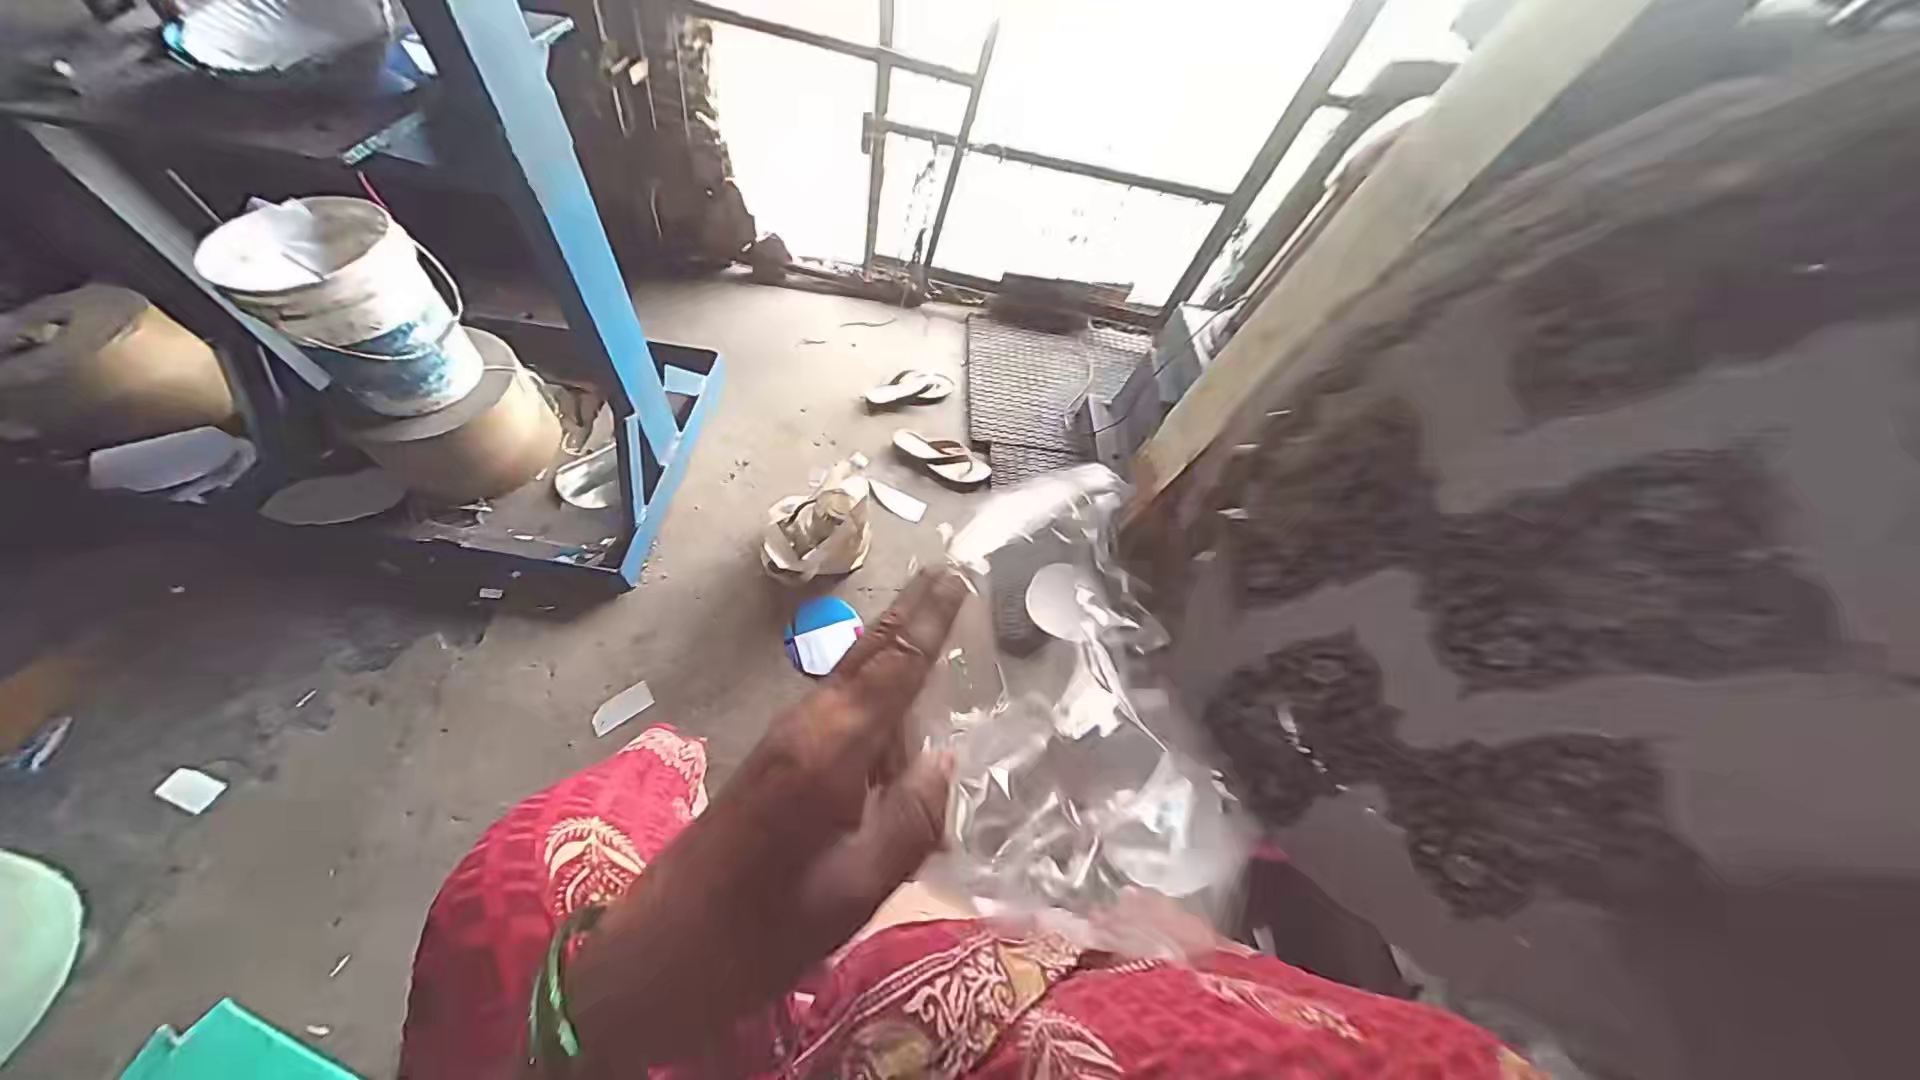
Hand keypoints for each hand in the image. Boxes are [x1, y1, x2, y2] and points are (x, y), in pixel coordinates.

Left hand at [566, 568, 969, 1069]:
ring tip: (938, 633)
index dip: (931, 619)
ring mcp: (790, 733)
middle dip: (910, 608)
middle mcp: (810, 723)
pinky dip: (879, 692)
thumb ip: (912, 819)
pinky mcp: (780, 751)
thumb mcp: (856, 890)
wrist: (662, 950)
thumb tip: (947, 759)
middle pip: (870, 650)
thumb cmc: (763, 928)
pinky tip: (902, 723)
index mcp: (832, 750)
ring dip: (897, 650)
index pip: (896, 666)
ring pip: (857, 676)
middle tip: (946, 571)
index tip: (956, 575)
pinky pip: (844, 705)